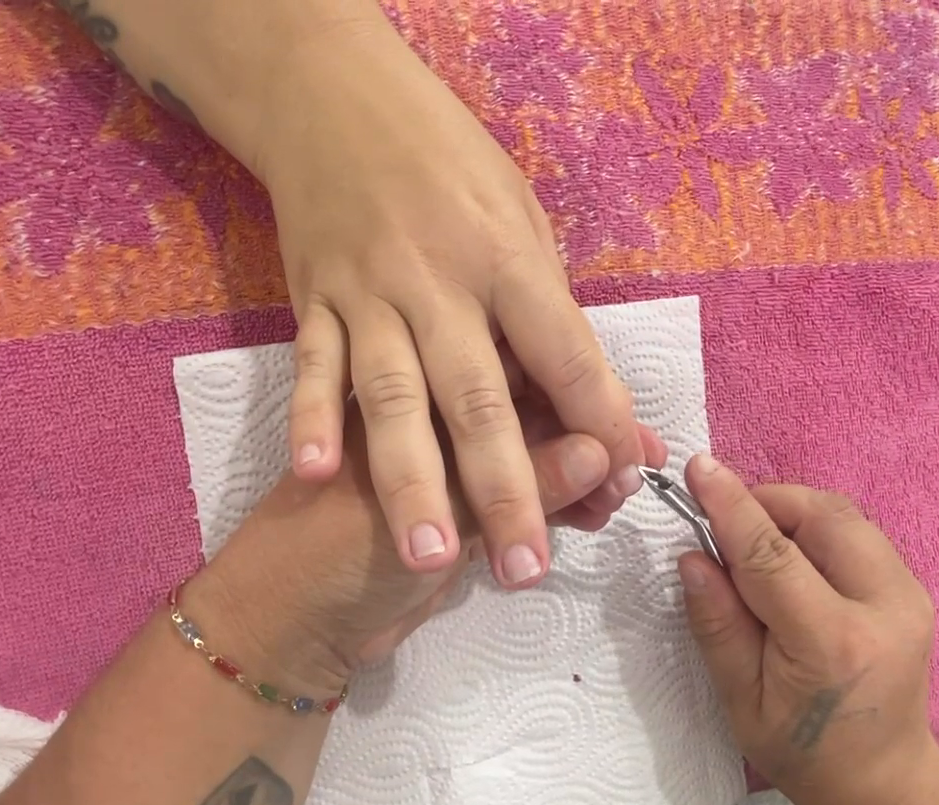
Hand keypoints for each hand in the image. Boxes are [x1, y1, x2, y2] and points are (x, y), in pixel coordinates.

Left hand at [199, 400, 667, 693]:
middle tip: (630, 485)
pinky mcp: (448, 508)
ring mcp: (443, 458)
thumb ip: (509, 481)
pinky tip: (584, 516)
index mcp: (419, 383)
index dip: (581, 415)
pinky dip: (548, 507)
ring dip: (571, 479)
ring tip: (614, 507)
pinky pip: (509, 497)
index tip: (631, 453)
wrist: (279, 625)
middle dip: (585, 450)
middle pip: (528, 417)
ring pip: (525, 456)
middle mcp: (434, 409)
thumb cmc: (329, 556)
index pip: (517, 381)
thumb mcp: (423, 512)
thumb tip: (595, 454)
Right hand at [249, 15, 643, 589]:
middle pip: (479, 399)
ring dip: (412, 483)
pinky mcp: (312, 303)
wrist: (336, 102)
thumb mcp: (525, 228)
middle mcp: (438, 283)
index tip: (625, 482)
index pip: (565, 354)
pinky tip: (316, 475)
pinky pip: (313, 368)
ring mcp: (367, 295)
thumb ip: (561, 328)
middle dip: (507, 490)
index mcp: (506, 259)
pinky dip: (313, 420)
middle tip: (528, 568)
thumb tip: (614, 424)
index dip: (600, 421)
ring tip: (433, 557)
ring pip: (392, 400)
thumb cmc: (453, 170)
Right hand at [675, 455, 938, 804]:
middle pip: (822, 516)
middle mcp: (884, 607)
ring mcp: (909, 596)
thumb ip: (717, 624)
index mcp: (832, 644)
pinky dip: (815, 530)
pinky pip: (858, 534)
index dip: (731, 507)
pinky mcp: (913, 590)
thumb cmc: (801, 752)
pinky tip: (790, 561)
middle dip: (766, 501)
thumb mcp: (740, 701)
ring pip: (844, 516)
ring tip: (753, 544)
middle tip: (725, 522)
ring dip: (791, 512)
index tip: (698, 469)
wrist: (881, 780)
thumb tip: (693, 556)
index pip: (773, 555)